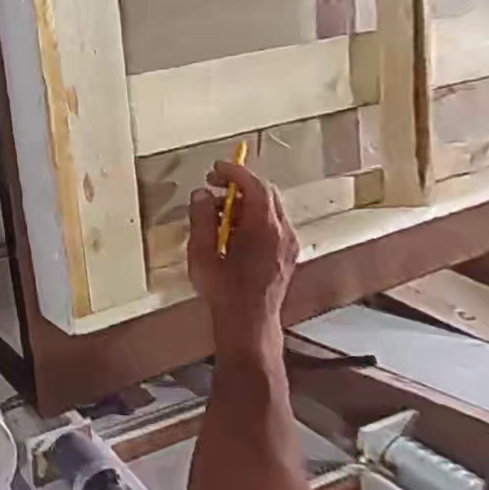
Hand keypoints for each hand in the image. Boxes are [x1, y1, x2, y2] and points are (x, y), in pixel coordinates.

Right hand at [186, 161, 298, 347]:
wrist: (248, 321)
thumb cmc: (223, 290)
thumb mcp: (201, 253)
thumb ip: (201, 220)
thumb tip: (200, 195)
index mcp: (263, 229)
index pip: (254, 187)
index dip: (235, 172)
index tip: (216, 168)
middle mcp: (283, 232)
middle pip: (265, 194)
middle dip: (238, 185)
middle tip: (212, 186)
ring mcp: (288, 243)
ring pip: (269, 208)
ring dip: (243, 203)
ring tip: (215, 213)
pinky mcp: (286, 253)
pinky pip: (271, 223)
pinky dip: (251, 217)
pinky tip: (230, 230)